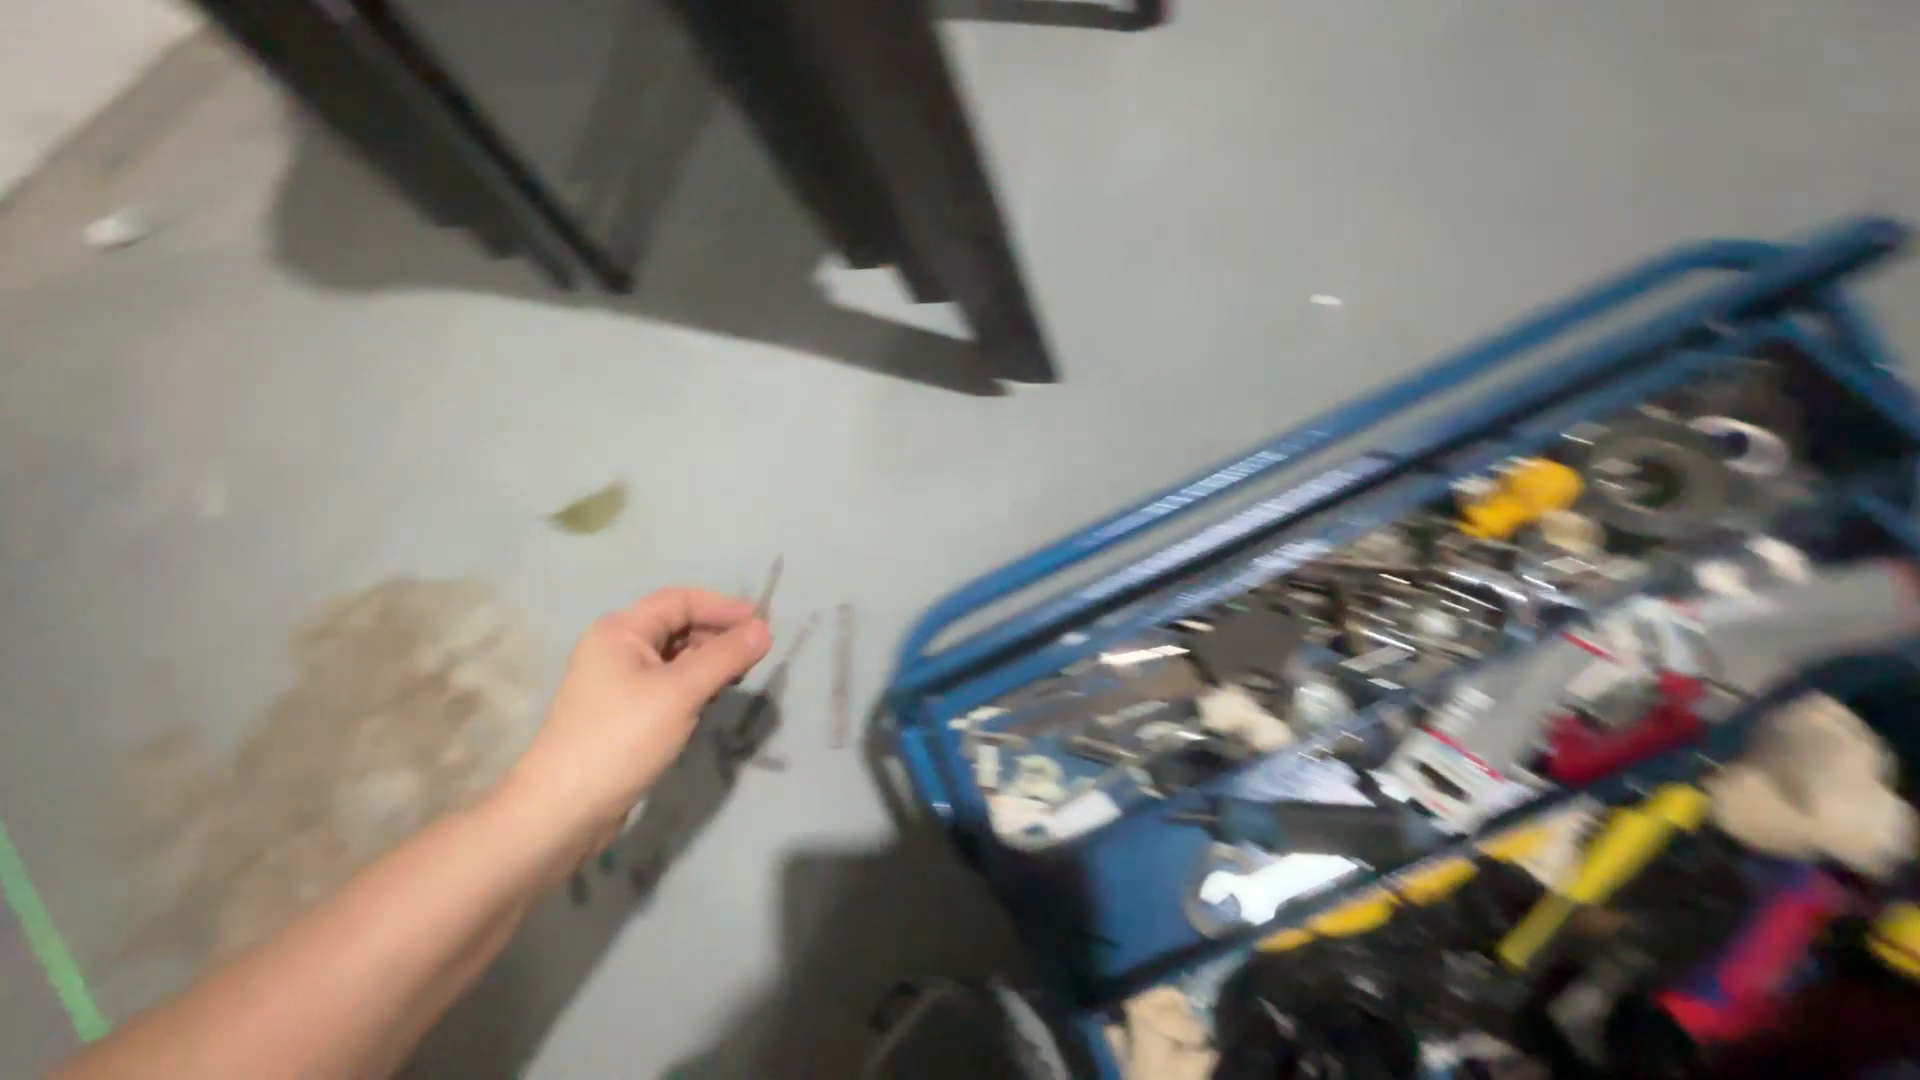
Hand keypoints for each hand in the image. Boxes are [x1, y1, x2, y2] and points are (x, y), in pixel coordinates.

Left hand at [496, 587, 770, 866]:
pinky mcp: (624, 712)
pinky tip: (710, 702)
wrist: (563, 810)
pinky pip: (667, 685)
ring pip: (675, 658)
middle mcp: (616, 648)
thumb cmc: (621, 738)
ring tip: (738, 679)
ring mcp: (618, 682)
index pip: (680, 600)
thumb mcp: (680, 692)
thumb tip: (765, 629)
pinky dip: (694, 686)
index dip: (723, 607)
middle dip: (718, 635)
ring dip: (709, 662)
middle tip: (756, 655)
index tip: (764, 624)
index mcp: (621, 631)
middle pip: (677, 626)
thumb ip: (725, 657)